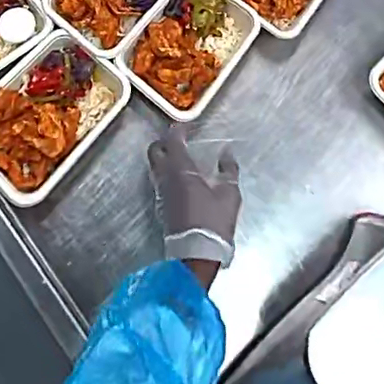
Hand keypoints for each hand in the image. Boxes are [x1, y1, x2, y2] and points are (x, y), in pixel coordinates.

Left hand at [148, 126, 239, 270]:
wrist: (196, 255)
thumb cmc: (213, 222)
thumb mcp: (229, 194)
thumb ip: (228, 170)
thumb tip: (227, 154)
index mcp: (180, 168)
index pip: (172, 140)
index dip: (178, 130)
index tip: (187, 128)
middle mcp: (165, 177)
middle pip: (154, 150)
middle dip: (164, 142)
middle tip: (180, 141)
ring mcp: (160, 192)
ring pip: (154, 166)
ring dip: (164, 158)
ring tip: (182, 159)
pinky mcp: (160, 205)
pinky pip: (158, 181)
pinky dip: (166, 173)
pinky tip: (181, 179)